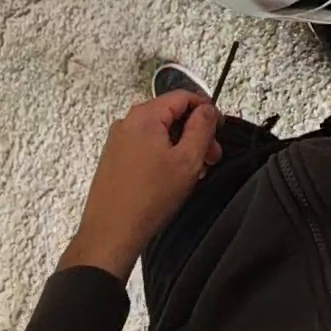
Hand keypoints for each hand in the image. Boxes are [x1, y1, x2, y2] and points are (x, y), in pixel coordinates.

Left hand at [59, 92, 223, 278]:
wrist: (110, 234)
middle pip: (171, 114)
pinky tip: (174, 177)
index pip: (183, 96)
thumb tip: (208, 109)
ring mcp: (118, 140)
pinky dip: (164, 154)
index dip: (206, 108)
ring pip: (159, 132)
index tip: (220, 128)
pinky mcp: (114, 158)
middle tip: (212, 156)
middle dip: (196, 132)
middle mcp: (127, 122)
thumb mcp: (187, 160)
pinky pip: (146, 145)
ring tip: (195, 171)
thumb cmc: (149, 198)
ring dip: (181, 145)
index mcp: (144, 116)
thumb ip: (202, 127)